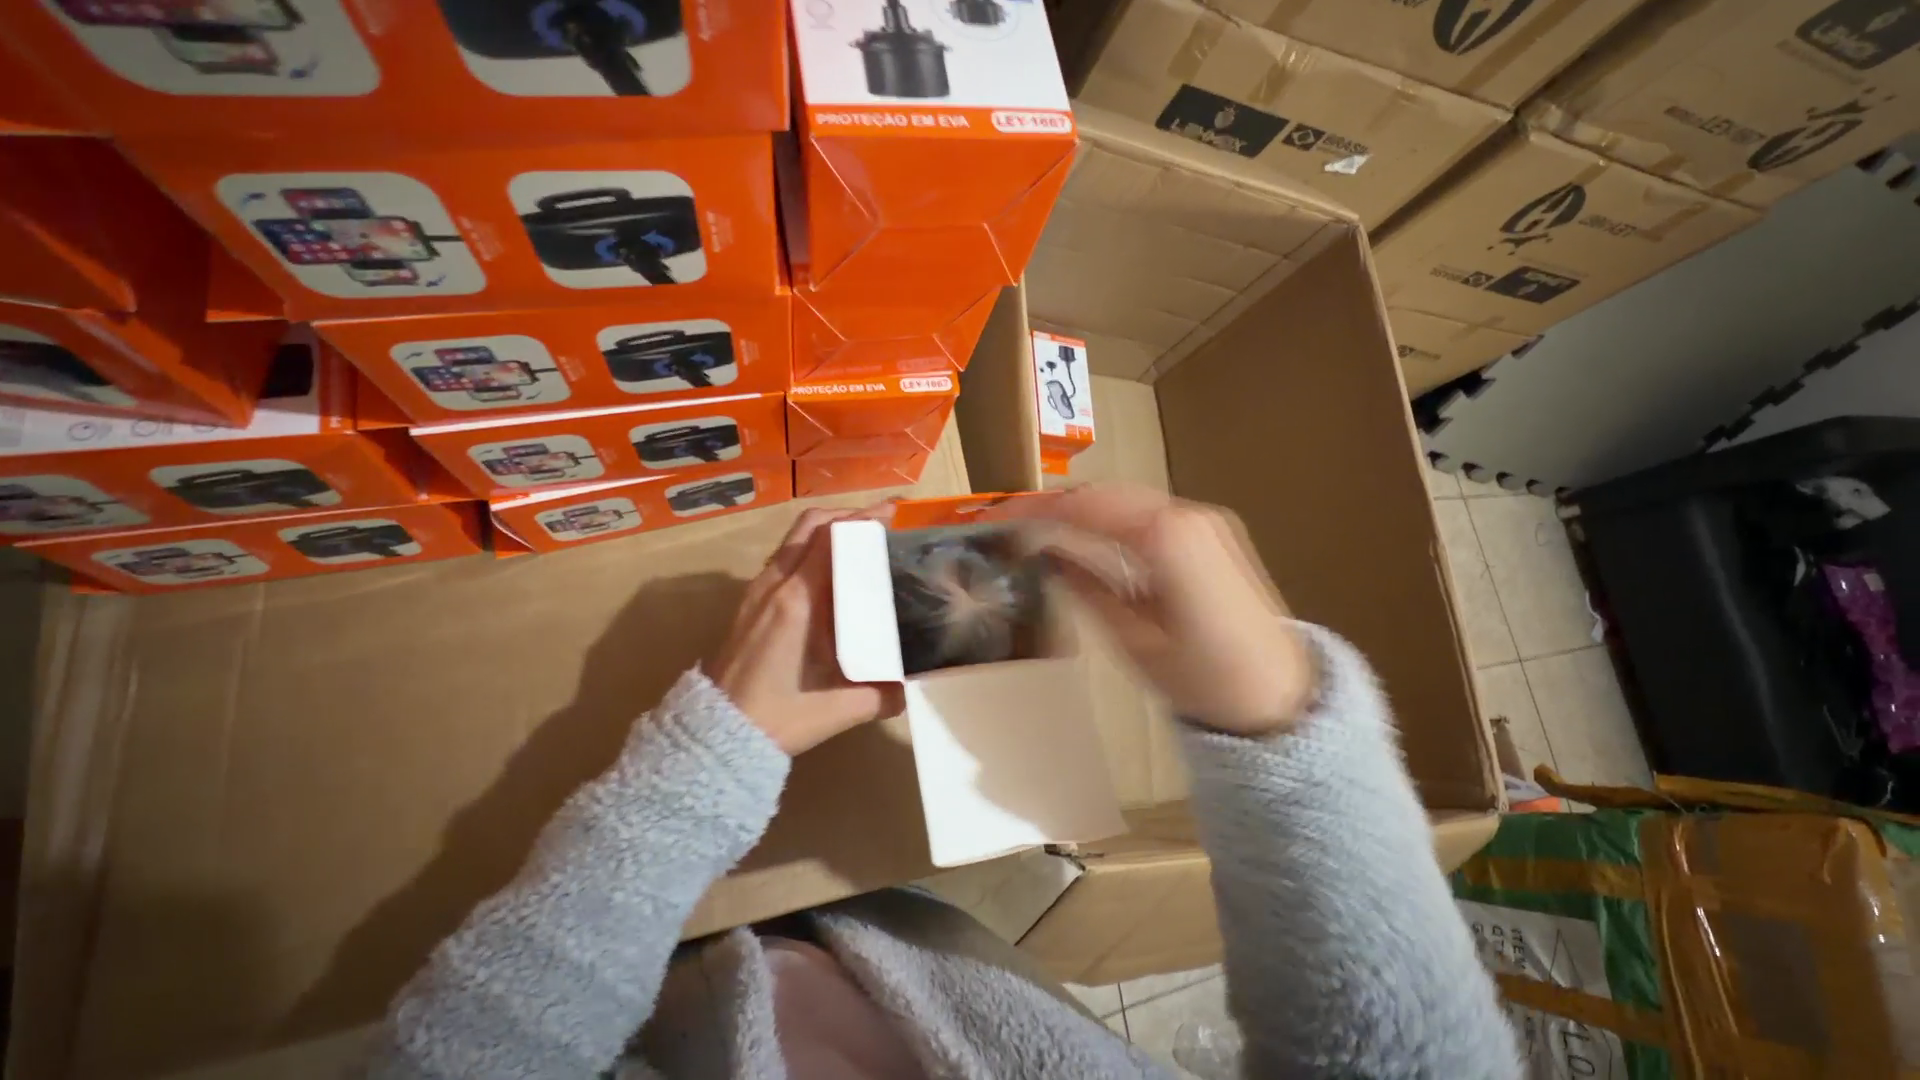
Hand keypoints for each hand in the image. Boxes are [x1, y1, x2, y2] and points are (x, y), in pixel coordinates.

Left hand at [706, 506, 904, 754]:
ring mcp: (756, 591)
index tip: (891, 512)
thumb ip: (883, 694)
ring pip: (793, 541)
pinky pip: (783, 560)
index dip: (862, 518)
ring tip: (857, 546)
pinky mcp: (748, 604)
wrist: (717, 733)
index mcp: (797, 600)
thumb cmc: (780, 716)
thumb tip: (910, 687)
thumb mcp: (842, 709)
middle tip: (877, 525)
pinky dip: (809, 553)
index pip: (831, 538)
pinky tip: (828, 578)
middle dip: (845, 516)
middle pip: (809, 526)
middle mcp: (774, 584)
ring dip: (825, 533)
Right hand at [993, 486, 1314, 736]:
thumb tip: (1048, 557)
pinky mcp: (1212, 533)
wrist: (1279, 694)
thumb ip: (1087, 589)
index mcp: (1167, 540)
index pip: (1090, 506)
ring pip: (1128, 499)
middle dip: (1058, 504)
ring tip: (1040, 527)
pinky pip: (1148, 512)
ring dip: (1084, 508)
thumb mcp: (1133, 641)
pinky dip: (1112, 518)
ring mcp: (1205, 521)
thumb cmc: (1204, 678)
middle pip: (1108, 494)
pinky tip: (1088, 536)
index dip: (1040, 508)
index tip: (1000, 517)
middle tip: (1013, 521)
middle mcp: (1188, 516)